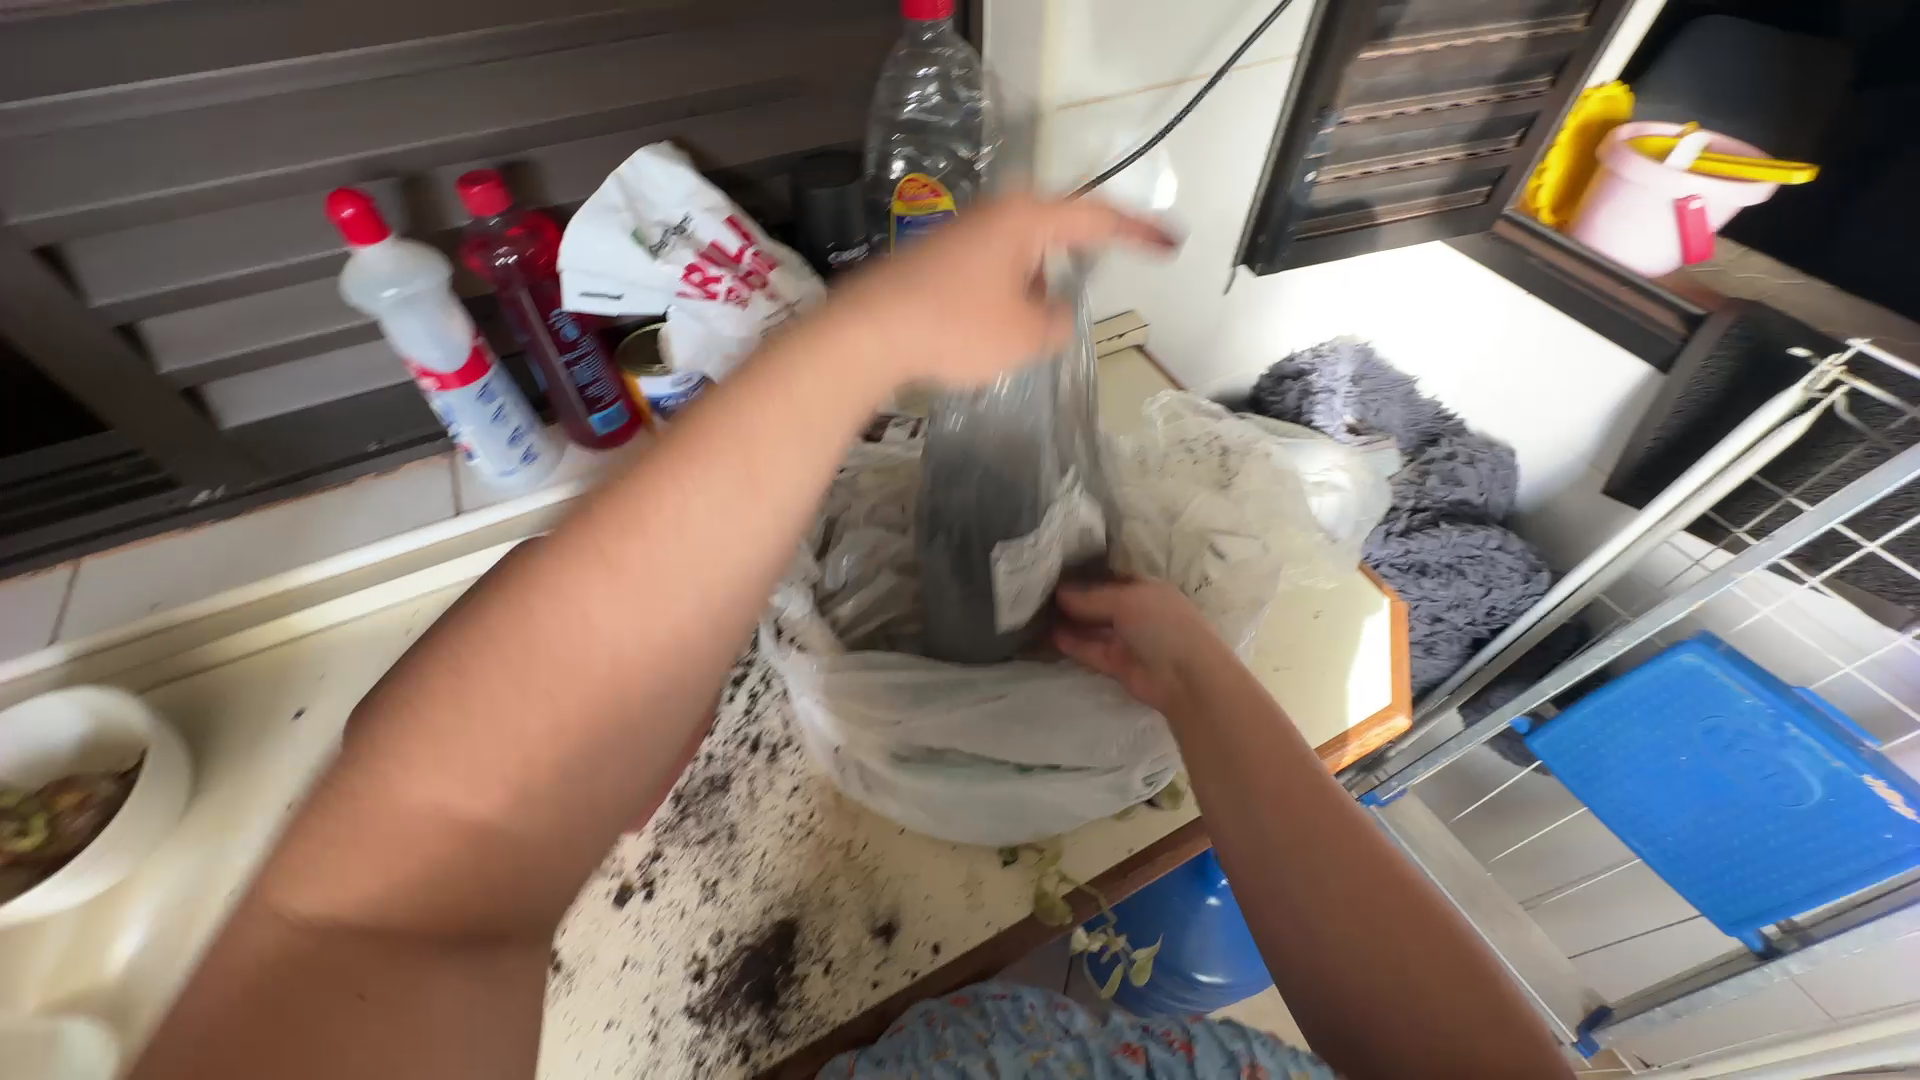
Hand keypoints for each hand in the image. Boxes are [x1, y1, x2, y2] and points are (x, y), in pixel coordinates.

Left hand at [822, 194, 1175, 389]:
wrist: (868, 333)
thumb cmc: (955, 328)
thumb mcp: (1026, 336)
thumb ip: (1058, 322)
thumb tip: (1054, 313)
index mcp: (1028, 219)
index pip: (1098, 220)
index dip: (1139, 234)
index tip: (1169, 243)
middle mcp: (996, 214)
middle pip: (1054, 237)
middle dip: (1069, 273)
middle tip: (1077, 305)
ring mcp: (962, 233)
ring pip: (1019, 261)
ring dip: (1030, 295)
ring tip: (1018, 338)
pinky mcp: (937, 259)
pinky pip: (989, 276)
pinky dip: (1000, 302)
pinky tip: (985, 334)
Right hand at [1052, 578, 1234, 716]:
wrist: (1187, 677)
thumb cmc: (1162, 625)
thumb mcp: (1126, 600)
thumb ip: (1091, 597)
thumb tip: (1059, 592)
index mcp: (1146, 589)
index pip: (1110, 578)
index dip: (1085, 575)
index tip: (1055, 572)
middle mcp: (1137, 612)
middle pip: (1099, 603)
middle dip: (1074, 599)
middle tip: (1039, 593)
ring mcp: (1128, 639)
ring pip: (1094, 628)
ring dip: (1070, 622)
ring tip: (1037, 613)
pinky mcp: (1119, 664)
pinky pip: (1092, 650)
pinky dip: (1074, 644)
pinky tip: (1051, 635)